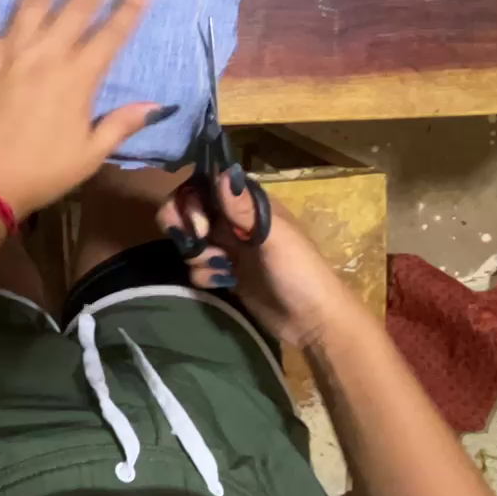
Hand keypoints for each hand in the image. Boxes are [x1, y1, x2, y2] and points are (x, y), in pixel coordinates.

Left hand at [0, 0, 169, 215]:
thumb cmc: (39, 173)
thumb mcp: (88, 155)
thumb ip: (120, 125)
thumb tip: (156, 106)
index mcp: (78, 78)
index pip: (112, 33)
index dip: (132, 6)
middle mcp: (47, 55)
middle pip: (79, 5)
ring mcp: (10, 51)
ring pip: (33, 0)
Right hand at [160, 176, 357, 347]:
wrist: (312, 322)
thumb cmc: (300, 271)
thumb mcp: (276, 237)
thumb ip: (245, 209)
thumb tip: (220, 174)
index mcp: (249, 204)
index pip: (206, 185)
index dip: (192, 199)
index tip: (197, 223)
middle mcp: (235, 220)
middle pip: (191, 209)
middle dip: (184, 225)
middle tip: (196, 243)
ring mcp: (229, 248)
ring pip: (191, 240)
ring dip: (197, 254)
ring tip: (220, 267)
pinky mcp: (225, 274)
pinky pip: (198, 267)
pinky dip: (204, 275)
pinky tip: (225, 283)